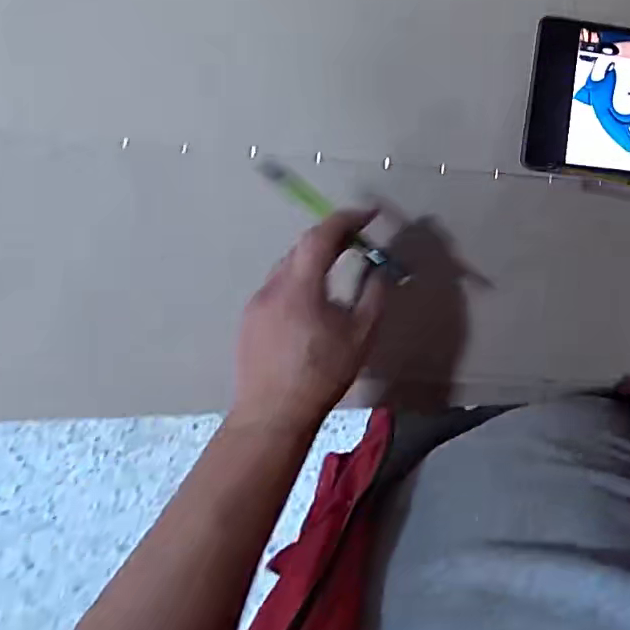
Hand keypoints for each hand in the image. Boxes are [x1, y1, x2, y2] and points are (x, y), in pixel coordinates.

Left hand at [231, 209, 389, 429]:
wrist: (272, 415)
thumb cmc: (322, 374)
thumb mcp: (362, 334)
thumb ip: (374, 293)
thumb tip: (379, 268)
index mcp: (301, 287)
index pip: (321, 236)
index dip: (347, 219)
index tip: (371, 214)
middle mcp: (274, 287)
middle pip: (303, 245)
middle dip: (333, 234)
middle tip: (360, 237)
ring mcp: (257, 303)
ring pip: (289, 264)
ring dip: (315, 256)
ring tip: (339, 264)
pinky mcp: (250, 319)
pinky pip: (278, 284)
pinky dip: (300, 277)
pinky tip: (314, 297)